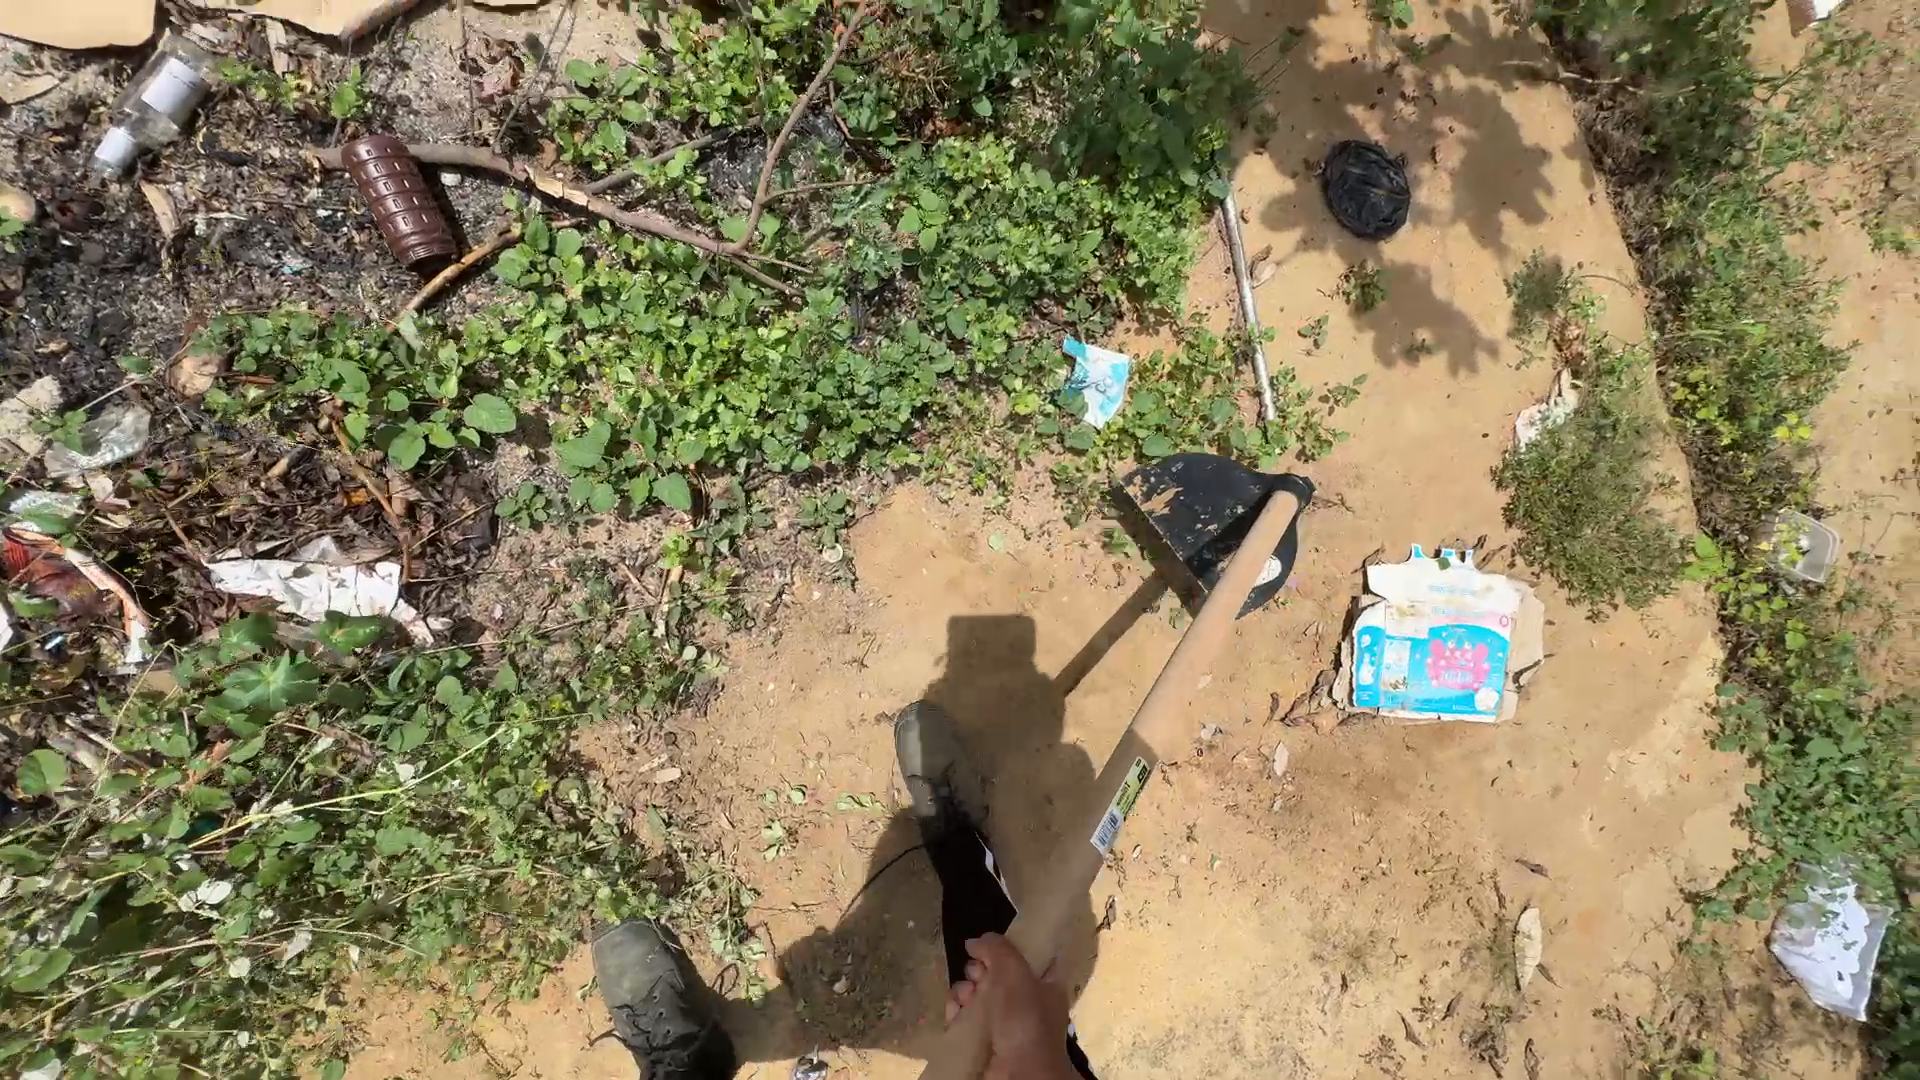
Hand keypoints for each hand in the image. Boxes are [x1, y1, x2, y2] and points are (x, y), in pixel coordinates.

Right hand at [943, 934, 1077, 1079]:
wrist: (1019, 1075)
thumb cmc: (1024, 1017)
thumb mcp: (1014, 970)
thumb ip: (996, 947)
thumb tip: (974, 941)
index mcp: (1045, 984)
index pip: (1024, 957)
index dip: (1003, 949)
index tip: (985, 947)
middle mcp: (1027, 1004)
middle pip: (996, 975)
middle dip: (978, 970)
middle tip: (975, 975)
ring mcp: (1005, 1026)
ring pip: (978, 996)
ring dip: (964, 990)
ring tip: (964, 996)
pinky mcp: (985, 1043)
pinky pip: (966, 1019)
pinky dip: (957, 1012)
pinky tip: (953, 1011)